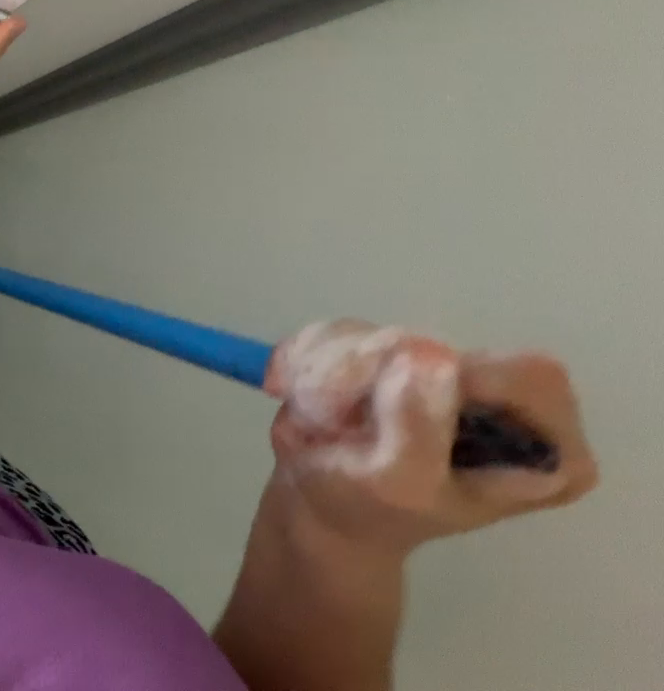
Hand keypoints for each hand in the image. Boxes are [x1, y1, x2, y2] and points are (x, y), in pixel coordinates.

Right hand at [263, 319, 597, 553]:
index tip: (395, 409)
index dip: (456, 380)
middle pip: (436, 345)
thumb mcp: (398, 484)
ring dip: (326, 370)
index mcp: (541, 446)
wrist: (315, 504)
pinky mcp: (384, 353)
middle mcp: (497, 399)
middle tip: (335, 416)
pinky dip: (305, 357)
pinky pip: (337, 330)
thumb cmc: (367, 509)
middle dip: (365, 375)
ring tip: (315, 414)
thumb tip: (428, 351)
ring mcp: (434, 370)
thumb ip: (419, 428)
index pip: (524, 377)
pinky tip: (298, 390)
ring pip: (373, 333)